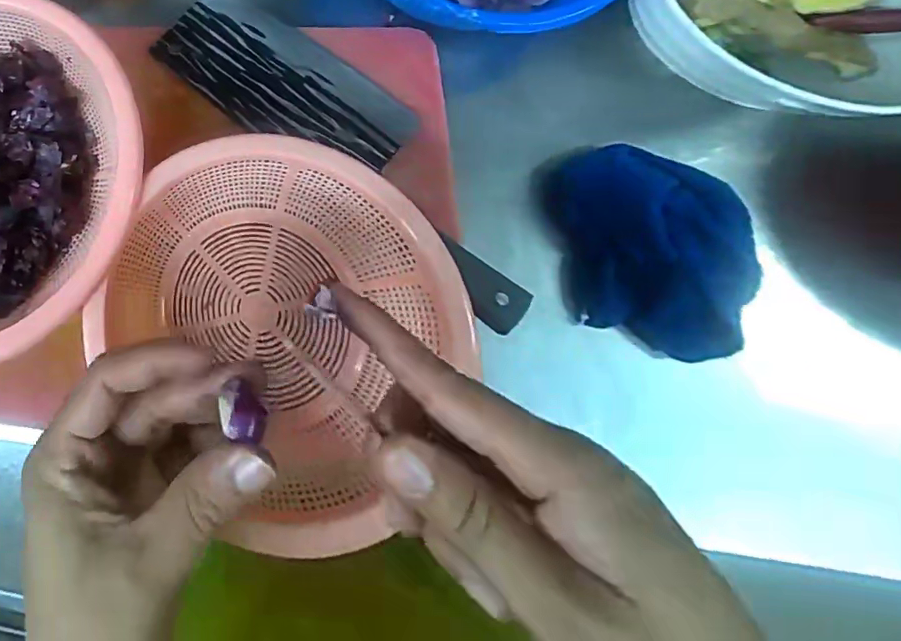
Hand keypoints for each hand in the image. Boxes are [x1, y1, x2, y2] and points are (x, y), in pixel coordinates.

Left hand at [22, 341, 274, 640]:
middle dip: (196, 388)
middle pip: (144, 401)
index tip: (211, 359)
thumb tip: (264, 455)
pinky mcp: (148, 498)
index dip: (156, 362)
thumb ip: (201, 503)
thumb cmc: (94, 627)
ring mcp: (120, 474)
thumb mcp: (146, 563)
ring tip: (258, 408)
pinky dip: (213, 449)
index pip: (107, 384)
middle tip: (255, 380)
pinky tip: (244, 443)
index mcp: (64, 455)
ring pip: (167, 425)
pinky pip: (182, 457)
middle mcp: (90, 453)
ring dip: (210, 415)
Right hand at [332, 284, 761, 639]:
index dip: (388, 339)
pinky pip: (486, 492)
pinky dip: (472, 533)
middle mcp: (553, 450)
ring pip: (457, 465)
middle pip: (444, 428)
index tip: (340, 296)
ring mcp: (558, 475)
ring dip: (449, 522)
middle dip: (417, 474)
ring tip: (493, 589)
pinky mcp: (560, 501)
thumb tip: (389, 446)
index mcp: (558, 459)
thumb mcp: (558, 604)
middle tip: (424, 541)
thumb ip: (472, 522)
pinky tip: (501, 583)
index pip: (450, 386)